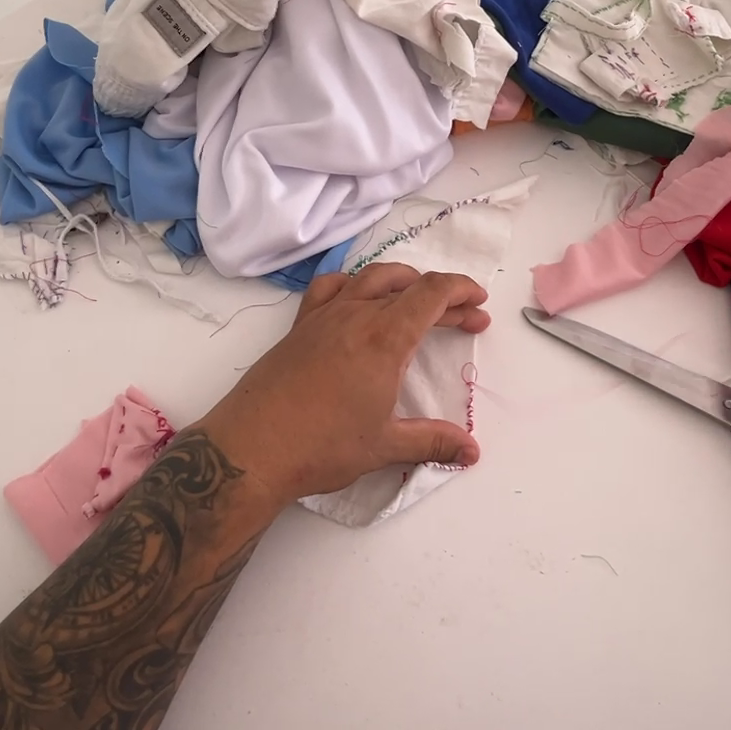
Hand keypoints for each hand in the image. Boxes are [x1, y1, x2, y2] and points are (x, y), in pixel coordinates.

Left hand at [193, 264, 488, 508]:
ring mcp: (324, 316)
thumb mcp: (385, 446)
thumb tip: (471, 451)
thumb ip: (433, 441)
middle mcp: (355, 315)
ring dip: (401, 282)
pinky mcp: (299, 326)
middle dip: (441, 295)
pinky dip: (353, 284)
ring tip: (417, 300)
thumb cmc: (323, 446)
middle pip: (407, 285)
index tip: (478, 304)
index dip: (461, 290)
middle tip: (463, 317)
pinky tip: (357, 299)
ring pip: (369, 278)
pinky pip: (330, 288)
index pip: (431, 293)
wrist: (252, 447)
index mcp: (384, 337)